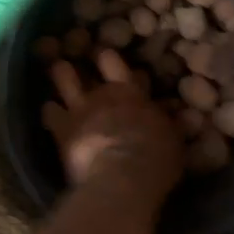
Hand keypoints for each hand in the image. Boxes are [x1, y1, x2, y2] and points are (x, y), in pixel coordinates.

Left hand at [44, 50, 182, 195]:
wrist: (123, 178)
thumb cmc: (156, 160)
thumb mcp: (173, 139)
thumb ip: (170, 122)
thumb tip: (184, 113)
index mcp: (132, 93)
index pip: (116, 63)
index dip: (108, 58)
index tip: (104, 56)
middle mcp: (104, 93)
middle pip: (88, 65)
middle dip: (83, 57)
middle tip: (78, 54)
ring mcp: (80, 108)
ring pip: (63, 77)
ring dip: (61, 74)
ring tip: (58, 69)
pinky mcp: (62, 128)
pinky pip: (49, 111)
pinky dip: (50, 110)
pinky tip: (50, 112)